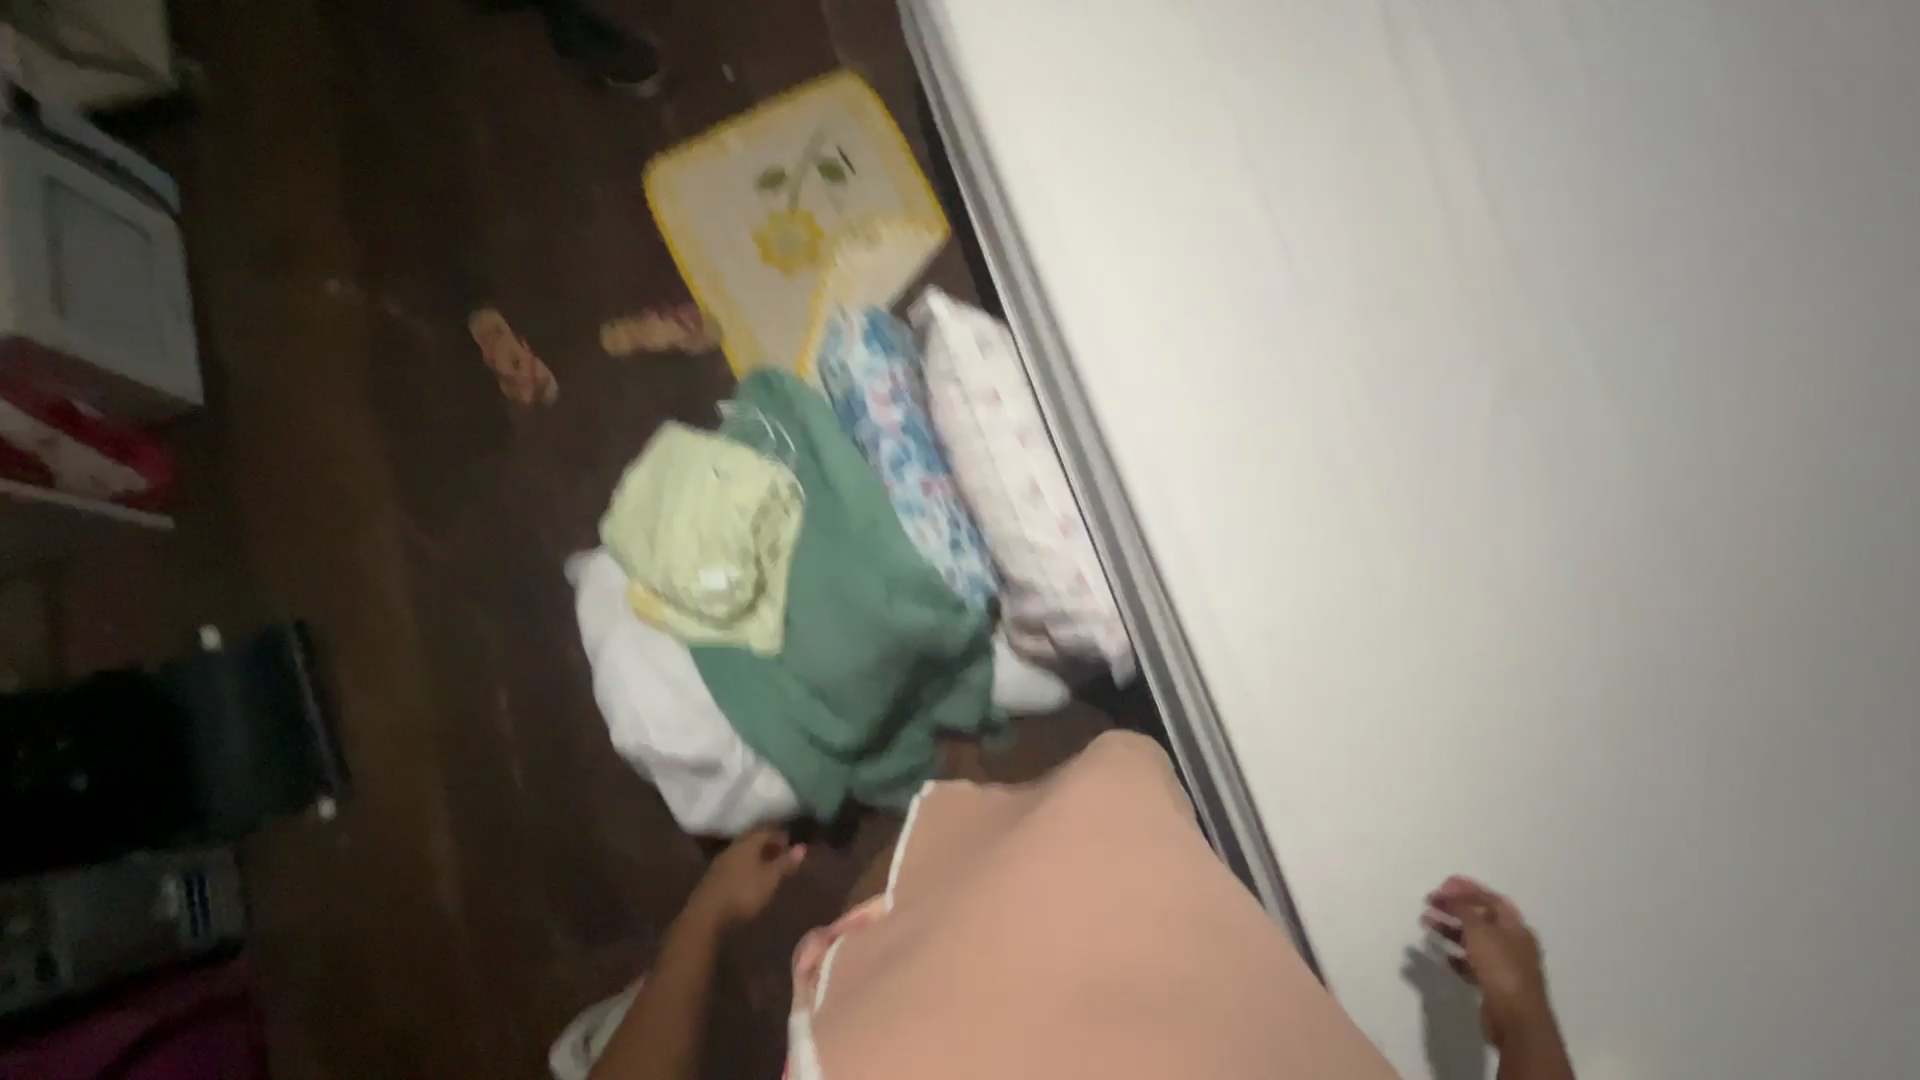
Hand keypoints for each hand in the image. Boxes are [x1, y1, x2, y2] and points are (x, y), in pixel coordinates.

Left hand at [687, 828, 806, 930]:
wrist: (705, 918)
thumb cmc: (743, 893)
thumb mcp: (770, 879)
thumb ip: (786, 862)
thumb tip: (802, 846)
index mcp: (747, 843)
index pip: (767, 830)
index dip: (780, 834)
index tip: (791, 842)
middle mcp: (733, 848)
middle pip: (753, 840)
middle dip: (768, 845)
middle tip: (782, 853)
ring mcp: (720, 863)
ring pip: (743, 853)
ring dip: (756, 857)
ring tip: (769, 867)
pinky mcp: (713, 879)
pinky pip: (735, 866)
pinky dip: (746, 868)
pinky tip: (750, 879)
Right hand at [1423, 876, 1552, 1046]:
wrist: (1515, 1017)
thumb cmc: (1499, 966)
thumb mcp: (1479, 929)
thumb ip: (1463, 909)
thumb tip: (1451, 897)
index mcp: (1515, 927)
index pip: (1491, 899)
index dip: (1467, 888)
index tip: (1441, 885)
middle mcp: (1512, 943)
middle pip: (1480, 918)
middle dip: (1454, 908)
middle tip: (1429, 902)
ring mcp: (1504, 965)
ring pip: (1472, 940)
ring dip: (1449, 929)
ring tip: (1425, 924)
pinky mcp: (1494, 984)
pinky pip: (1471, 963)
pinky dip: (1456, 956)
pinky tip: (1443, 955)